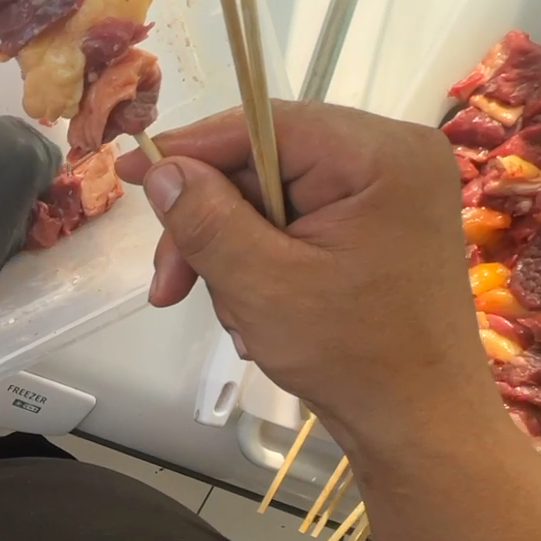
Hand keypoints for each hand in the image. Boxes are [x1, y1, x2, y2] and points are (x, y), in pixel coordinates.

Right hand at [114, 102, 503, 448]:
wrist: (412, 415)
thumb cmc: (347, 350)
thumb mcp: (260, 283)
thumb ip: (206, 220)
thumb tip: (161, 171)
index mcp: (377, 156)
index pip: (264, 125)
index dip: (189, 148)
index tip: (129, 171)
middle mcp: (385, 160)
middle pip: (260, 167)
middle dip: (205, 226)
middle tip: (166, 286)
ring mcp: (378, 197)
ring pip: (264, 204)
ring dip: (224, 256)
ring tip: (224, 313)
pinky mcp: (366, 231)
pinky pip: (286, 230)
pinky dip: (252, 268)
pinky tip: (248, 312)